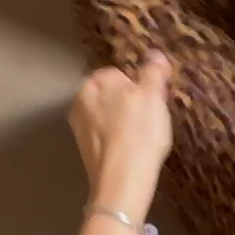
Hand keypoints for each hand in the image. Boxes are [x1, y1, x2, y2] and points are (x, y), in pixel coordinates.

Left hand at [70, 51, 173, 218]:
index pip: (121, 74)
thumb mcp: (153, 95)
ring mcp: (79, 127)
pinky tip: (132, 151)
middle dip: (129, 104)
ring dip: (124, 123)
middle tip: (151, 120)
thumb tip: (154, 54)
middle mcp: (80, 101)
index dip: (141, 86)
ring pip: (108, 117)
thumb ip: (153, 71)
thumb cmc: (140, 132)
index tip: (154, 101)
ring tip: (144, 138)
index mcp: (94, 82)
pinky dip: (117, 141)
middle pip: (113, 96)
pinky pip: (106, 137)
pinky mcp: (84, 150)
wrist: (122, 180)